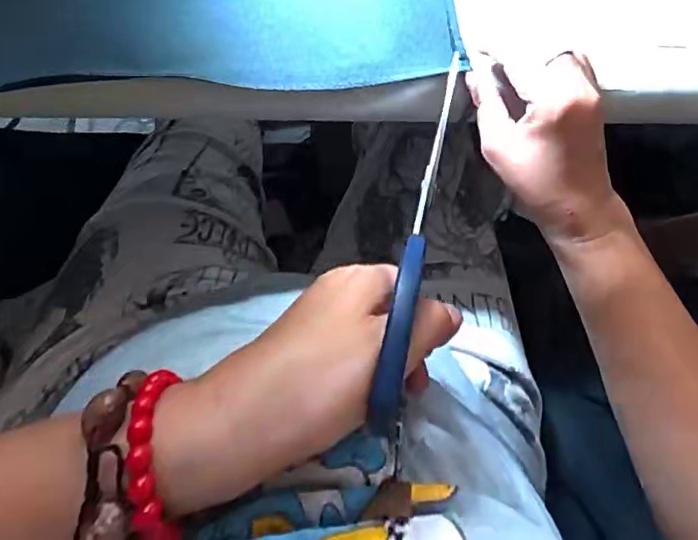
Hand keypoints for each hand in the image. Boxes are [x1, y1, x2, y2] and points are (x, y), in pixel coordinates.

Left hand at [152, 265, 459, 513]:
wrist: (244, 420)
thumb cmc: (324, 379)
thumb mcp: (386, 350)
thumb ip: (425, 326)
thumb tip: (452, 310)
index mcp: (359, 278)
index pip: (409, 284)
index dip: (424, 321)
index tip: (424, 362)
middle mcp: (338, 289)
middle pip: (391, 312)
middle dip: (406, 352)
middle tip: (406, 393)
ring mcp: (317, 318)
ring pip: (370, 340)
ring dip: (384, 372)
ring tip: (377, 407)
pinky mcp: (302, 348)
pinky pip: (344, 357)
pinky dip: (356, 382)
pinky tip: (349, 409)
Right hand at [468, 51, 630, 246]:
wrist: (582, 208)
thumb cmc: (538, 183)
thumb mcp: (498, 145)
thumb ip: (486, 103)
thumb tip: (475, 74)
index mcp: (555, 97)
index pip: (520, 55)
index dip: (493, 47)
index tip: (474, 46)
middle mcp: (578, 85)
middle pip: (542, 44)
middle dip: (513, 44)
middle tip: (488, 54)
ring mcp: (590, 87)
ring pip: (558, 47)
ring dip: (532, 48)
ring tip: (507, 60)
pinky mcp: (593, 93)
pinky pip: (571, 59)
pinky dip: (548, 56)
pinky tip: (531, 68)